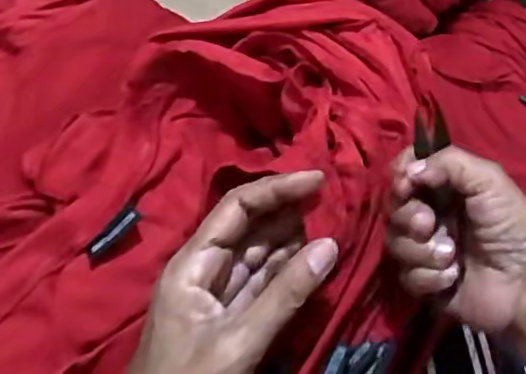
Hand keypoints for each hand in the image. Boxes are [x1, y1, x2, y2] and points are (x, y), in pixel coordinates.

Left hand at [128, 171, 338, 373]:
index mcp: (193, 264)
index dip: (278, 187)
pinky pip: (264, 282)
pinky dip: (290, 269)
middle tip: (332, 200)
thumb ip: (285, 294)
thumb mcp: (236, 344)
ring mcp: (217, 297)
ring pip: (261, 253)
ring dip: (295, 239)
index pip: (238, 205)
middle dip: (290, 210)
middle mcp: (204, 271)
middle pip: (251, 225)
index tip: (318, 179)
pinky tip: (314, 261)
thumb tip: (331, 244)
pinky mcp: (230, 322)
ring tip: (331, 224)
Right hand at [387, 147, 525, 332]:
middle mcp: (433, 212)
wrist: (525, 284)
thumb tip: (410, 170)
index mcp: (447, 184)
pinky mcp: (427, 283)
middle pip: (394, 206)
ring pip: (395, 241)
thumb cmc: (510, 223)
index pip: (409, 170)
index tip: (405, 184)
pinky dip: (429, 276)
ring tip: (451, 254)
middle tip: (430, 224)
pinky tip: (453, 276)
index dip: (401, 175)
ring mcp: (427, 248)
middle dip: (408, 215)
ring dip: (421, 249)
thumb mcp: (488, 179)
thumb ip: (450, 162)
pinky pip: (407, 276)